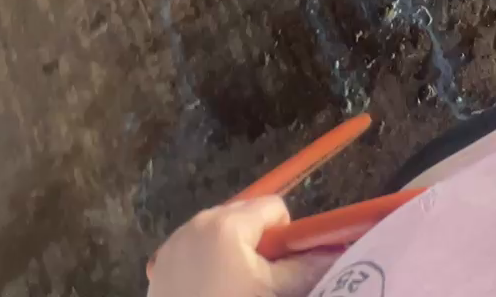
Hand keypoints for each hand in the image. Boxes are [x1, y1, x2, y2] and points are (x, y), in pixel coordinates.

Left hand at [147, 197, 338, 296]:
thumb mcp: (273, 293)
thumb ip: (306, 267)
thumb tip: (335, 251)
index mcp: (229, 222)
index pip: (274, 207)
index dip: (283, 237)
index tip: (275, 270)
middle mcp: (200, 220)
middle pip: (246, 215)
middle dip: (257, 243)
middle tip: (253, 282)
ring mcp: (175, 240)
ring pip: (221, 229)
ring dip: (232, 250)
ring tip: (228, 288)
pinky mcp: (160, 261)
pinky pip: (196, 245)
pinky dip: (207, 260)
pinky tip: (206, 291)